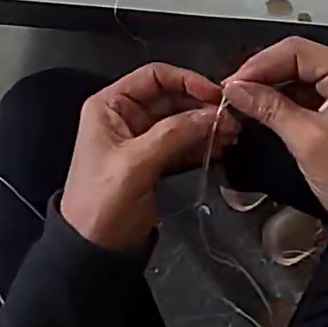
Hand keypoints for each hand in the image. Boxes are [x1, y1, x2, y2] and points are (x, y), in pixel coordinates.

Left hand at [60, 64, 238, 252]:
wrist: (94, 249)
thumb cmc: (101, 202)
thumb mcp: (135, 164)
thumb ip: (173, 135)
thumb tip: (212, 114)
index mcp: (110, 105)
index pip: (152, 76)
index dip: (185, 80)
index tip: (214, 94)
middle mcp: (125, 116)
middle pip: (171, 97)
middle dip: (201, 106)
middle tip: (232, 119)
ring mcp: (141, 139)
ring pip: (180, 121)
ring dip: (206, 125)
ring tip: (233, 133)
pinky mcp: (154, 161)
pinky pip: (182, 144)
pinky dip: (202, 144)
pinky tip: (222, 147)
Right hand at [223, 39, 327, 238]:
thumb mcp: (307, 141)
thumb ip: (269, 108)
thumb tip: (233, 88)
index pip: (297, 52)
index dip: (259, 64)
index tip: (232, 84)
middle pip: (296, 60)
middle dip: (262, 75)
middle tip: (232, 93)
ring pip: (297, 75)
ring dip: (269, 88)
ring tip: (241, 101)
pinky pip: (305, 92)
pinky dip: (281, 99)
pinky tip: (261, 109)